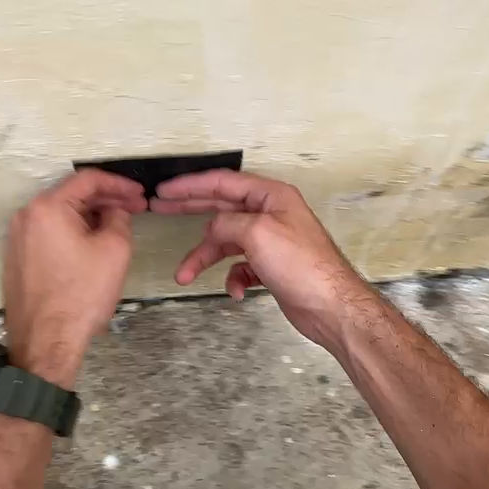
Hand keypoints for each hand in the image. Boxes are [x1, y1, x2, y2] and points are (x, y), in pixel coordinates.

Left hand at [3, 169, 147, 389]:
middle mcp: (25, 217)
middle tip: (134, 208)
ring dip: (89, 217)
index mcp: (47, 208)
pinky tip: (92, 244)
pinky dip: (72, 233)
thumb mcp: (114, 250)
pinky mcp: (17, 259)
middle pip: (71, 196)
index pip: (87, 180)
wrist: (46, 342)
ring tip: (117, 226)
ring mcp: (17, 239)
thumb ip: (118, 219)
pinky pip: (49, 234)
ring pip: (59, 216)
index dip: (118, 184)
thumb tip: (114, 211)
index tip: (139, 193)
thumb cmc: (82, 295)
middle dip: (105, 200)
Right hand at [152, 171, 378, 352]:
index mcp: (270, 196)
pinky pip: (240, 267)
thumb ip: (227, 223)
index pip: (222, 182)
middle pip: (220, 206)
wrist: (330, 306)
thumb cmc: (300, 264)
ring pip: (226, 243)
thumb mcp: (257, 233)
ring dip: (205, 258)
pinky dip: (233, 278)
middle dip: (189, 210)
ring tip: (183, 274)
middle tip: (158, 208)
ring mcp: (270, 240)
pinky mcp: (270, 266)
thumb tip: (213, 230)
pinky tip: (236, 291)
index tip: (163, 190)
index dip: (189, 185)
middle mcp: (270, 213)